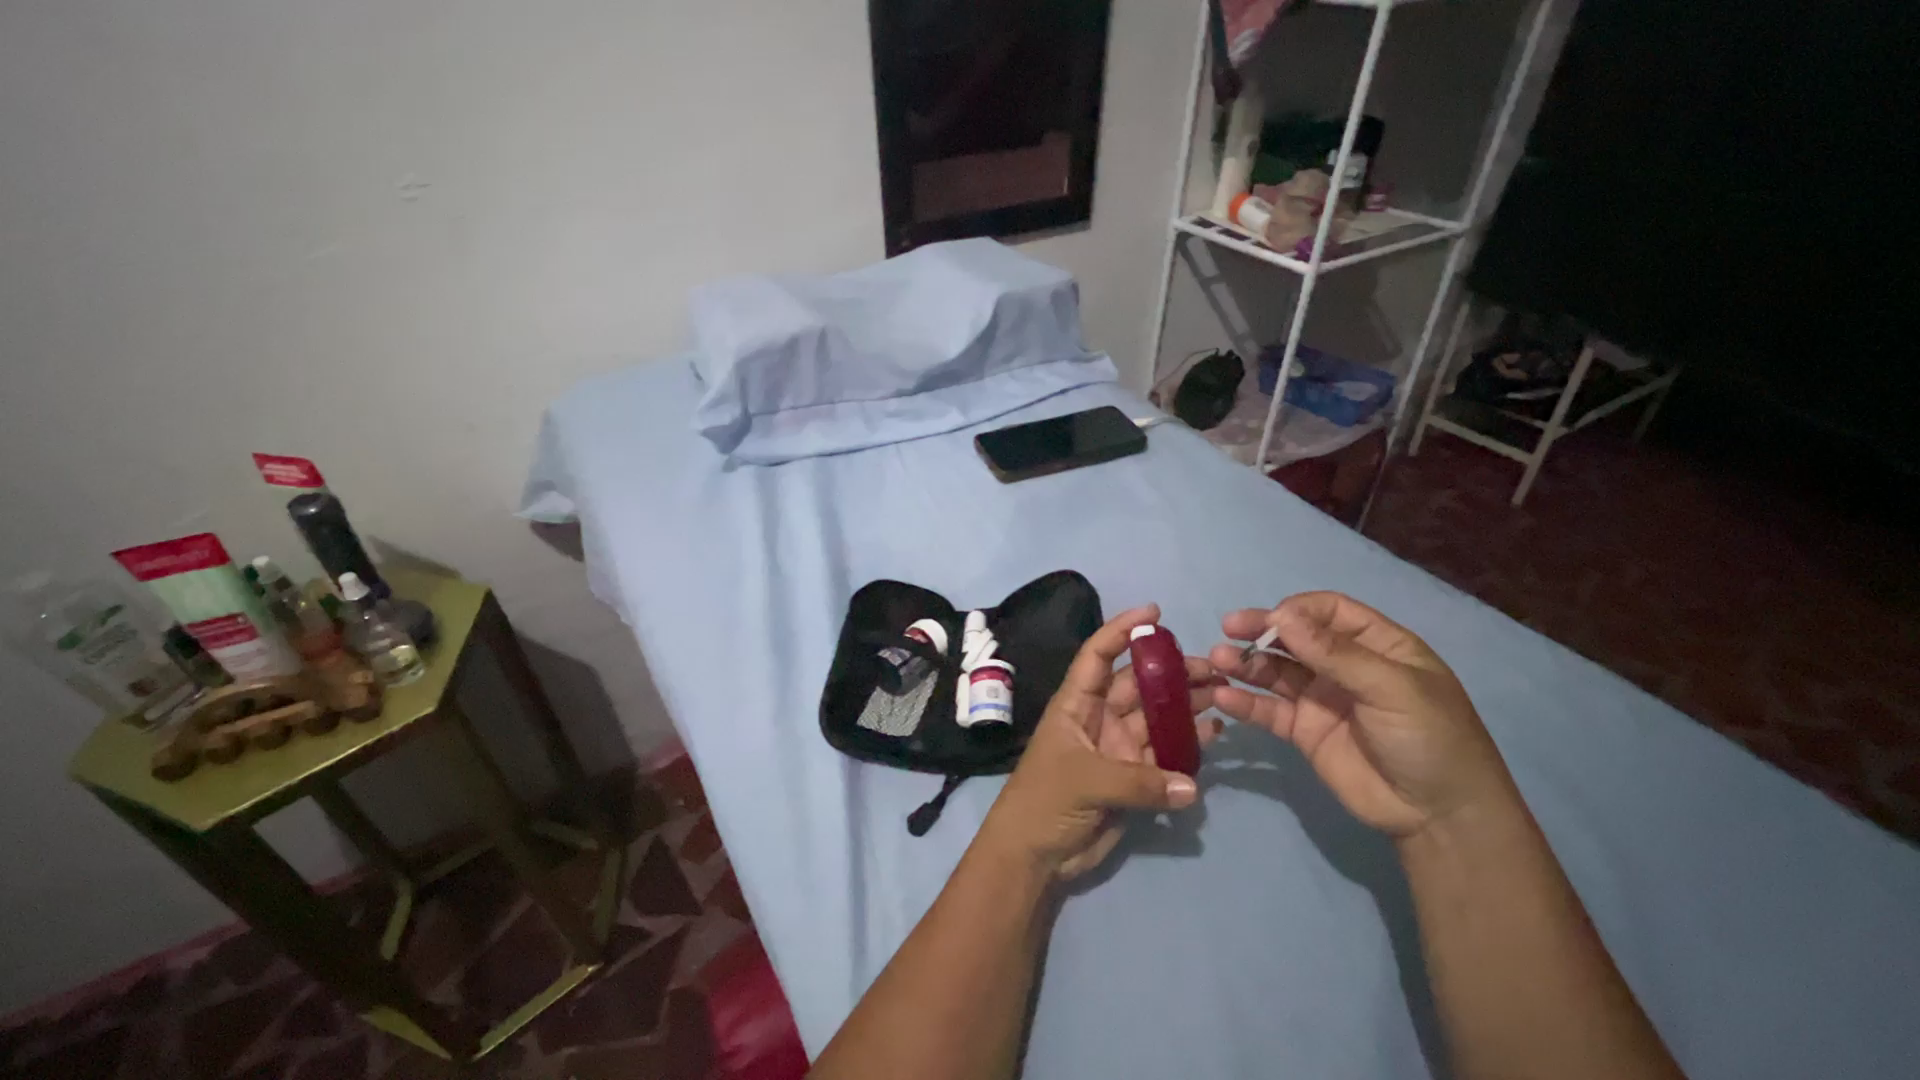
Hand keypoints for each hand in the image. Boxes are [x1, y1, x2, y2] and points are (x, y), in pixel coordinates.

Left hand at [980, 604, 1220, 880]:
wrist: (1035, 855)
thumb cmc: (1045, 802)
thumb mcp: (1085, 781)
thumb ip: (1139, 782)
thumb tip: (1192, 786)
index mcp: (1076, 705)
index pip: (1098, 656)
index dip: (1121, 631)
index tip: (1155, 613)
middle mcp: (1100, 719)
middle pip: (1140, 685)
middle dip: (1173, 672)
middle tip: (1215, 667)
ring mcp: (1119, 748)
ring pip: (1158, 717)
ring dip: (1187, 704)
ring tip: (1224, 693)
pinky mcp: (1134, 777)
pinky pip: (1167, 753)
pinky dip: (1190, 742)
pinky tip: (1216, 732)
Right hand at [1208, 592, 1512, 838]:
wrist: (1439, 814)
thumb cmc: (1430, 738)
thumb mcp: (1391, 688)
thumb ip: (1335, 654)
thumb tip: (1282, 616)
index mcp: (1377, 645)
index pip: (1329, 612)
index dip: (1297, 611)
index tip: (1271, 620)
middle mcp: (1345, 666)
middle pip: (1295, 637)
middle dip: (1262, 631)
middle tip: (1229, 629)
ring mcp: (1322, 699)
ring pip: (1276, 671)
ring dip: (1247, 663)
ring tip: (1217, 660)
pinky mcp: (1304, 732)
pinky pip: (1269, 710)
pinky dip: (1246, 702)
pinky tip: (1224, 697)